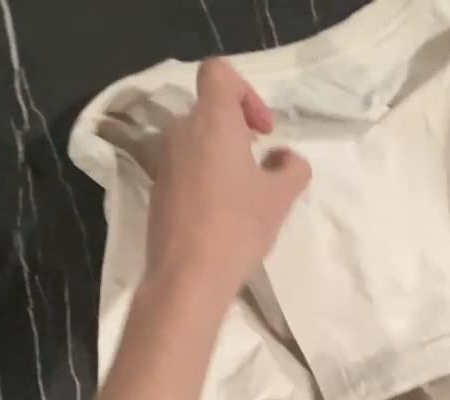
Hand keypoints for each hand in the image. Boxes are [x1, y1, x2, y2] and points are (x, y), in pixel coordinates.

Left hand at [147, 59, 311, 298]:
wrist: (188, 277)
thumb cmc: (238, 228)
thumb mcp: (280, 199)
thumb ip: (292, 169)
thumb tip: (286, 159)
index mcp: (212, 121)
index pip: (219, 73)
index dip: (245, 92)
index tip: (262, 131)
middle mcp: (181, 131)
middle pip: (209, 111)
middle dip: (237, 131)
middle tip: (259, 167)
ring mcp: (164, 161)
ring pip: (196, 142)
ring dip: (221, 158)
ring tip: (242, 196)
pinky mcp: (156, 190)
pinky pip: (184, 170)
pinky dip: (204, 180)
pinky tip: (220, 216)